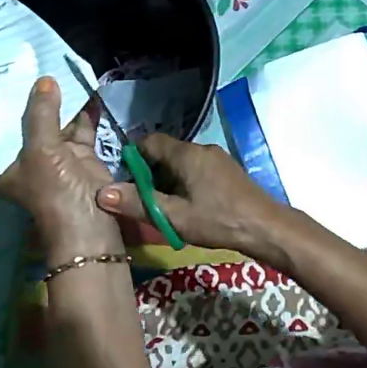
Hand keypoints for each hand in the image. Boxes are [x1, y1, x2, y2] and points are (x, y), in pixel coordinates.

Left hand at [0, 77, 120, 261]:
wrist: (92, 226)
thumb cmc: (54, 191)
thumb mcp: (41, 150)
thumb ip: (42, 113)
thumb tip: (45, 79)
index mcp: (2, 164)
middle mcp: (26, 158)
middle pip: (28, 121)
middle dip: (33, 96)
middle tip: (32, 60)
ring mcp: (56, 157)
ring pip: (58, 122)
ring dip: (63, 100)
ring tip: (64, 68)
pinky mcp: (81, 156)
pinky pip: (81, 128)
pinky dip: (86, 111)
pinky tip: (87, 88)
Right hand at [94, 135, 295, 263]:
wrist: (264, 226)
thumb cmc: (217, 220)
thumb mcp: (173, 216)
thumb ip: (138, 203)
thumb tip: (102, 192)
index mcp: (187, 154)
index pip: (151, 141)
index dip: (133, 158)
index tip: (125, 181)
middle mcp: (202, 149)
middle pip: (166, 152)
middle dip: (150, 173)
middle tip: (141, 201)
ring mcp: (218, 158)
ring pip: (182, 163)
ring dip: (168, 181)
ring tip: (162, 208)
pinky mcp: (228, 171)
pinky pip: (198, 169)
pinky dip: (185, 183)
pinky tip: (186, 207)